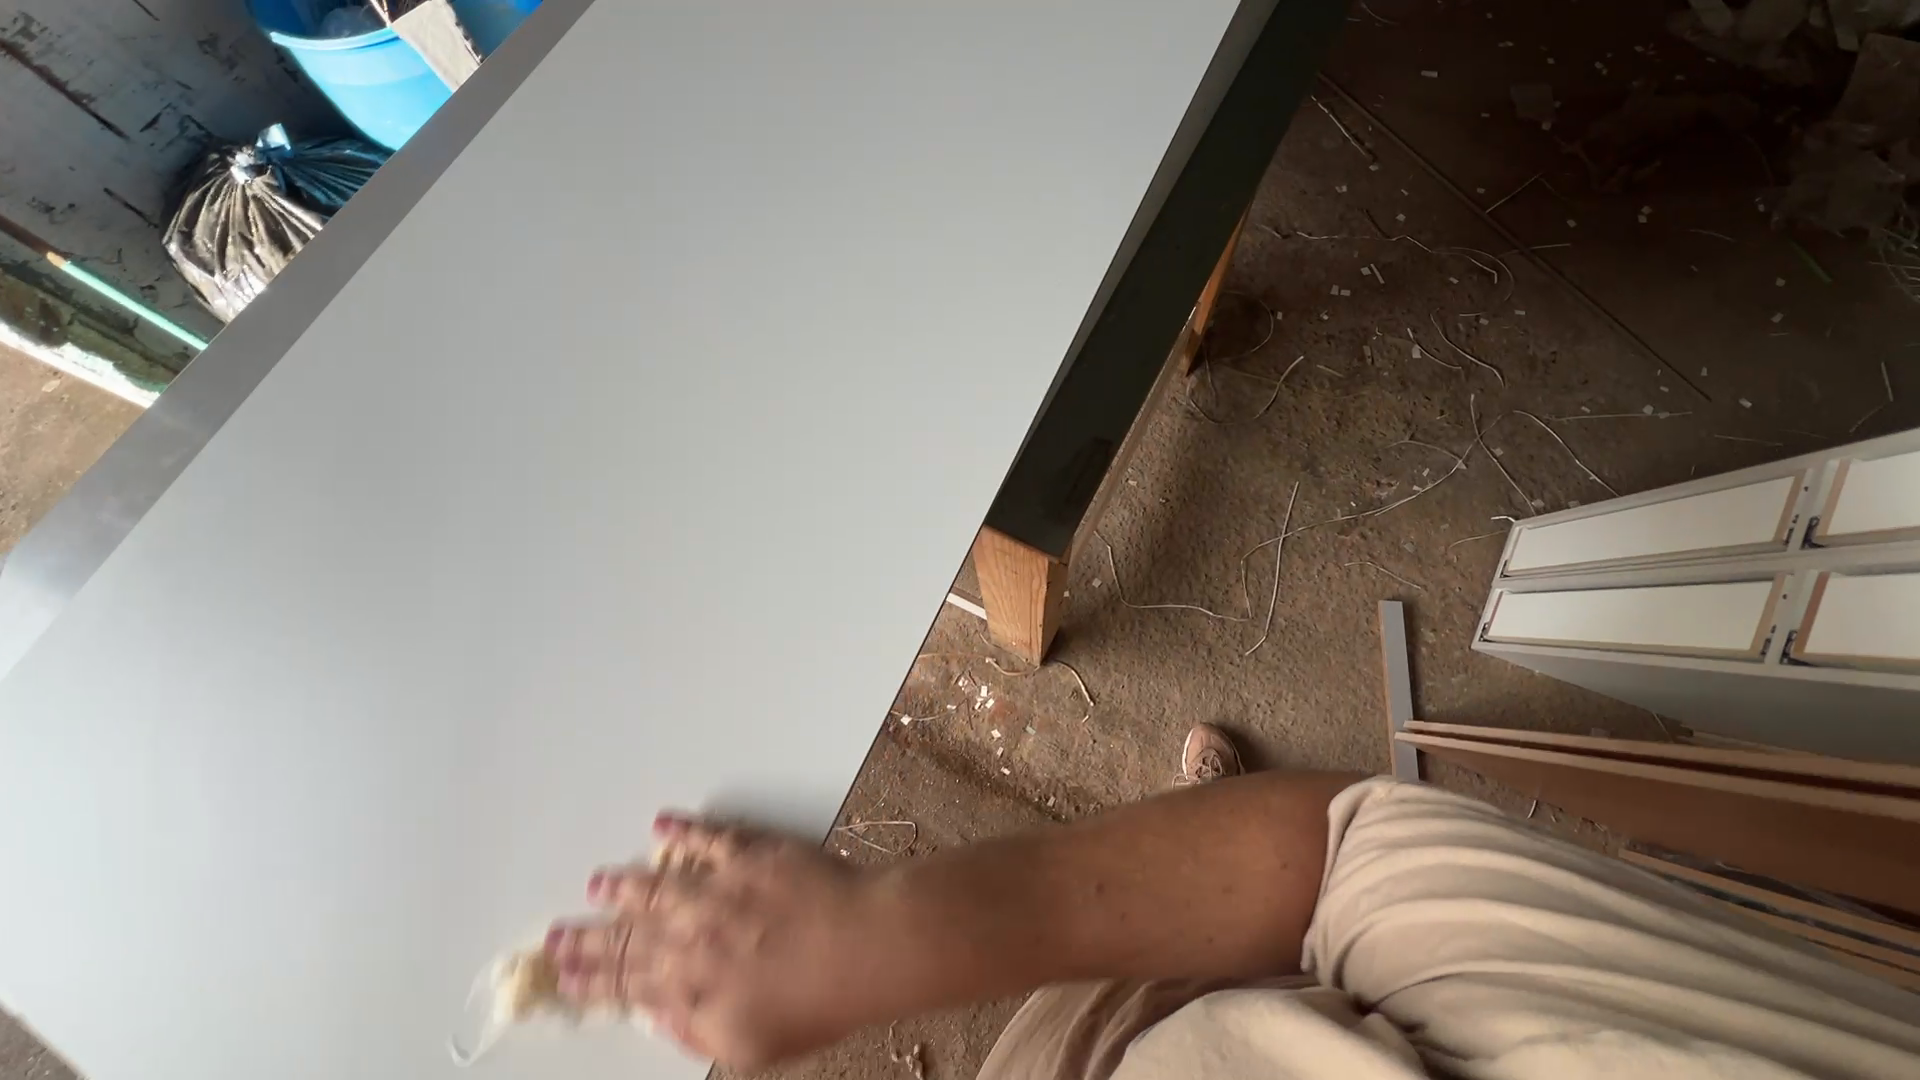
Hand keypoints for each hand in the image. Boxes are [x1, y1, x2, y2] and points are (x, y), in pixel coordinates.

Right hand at [544, 813, 903, 1069]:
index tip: (563, 977)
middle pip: (631, 936)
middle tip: (556, 934)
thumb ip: (695, 1031)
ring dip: (625, 885)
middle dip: (589, 938)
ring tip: (599, 882)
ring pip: (659, 885)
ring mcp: (723, 890)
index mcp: (694, 987)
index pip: (627, 985)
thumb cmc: (818, 1003)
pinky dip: (683, 830)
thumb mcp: (751, 1047)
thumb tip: (660, 1013)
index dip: (592, 981)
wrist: (865, 945)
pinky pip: (708, 838)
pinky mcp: (752, 854)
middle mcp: (697, 936)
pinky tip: (663, 825)